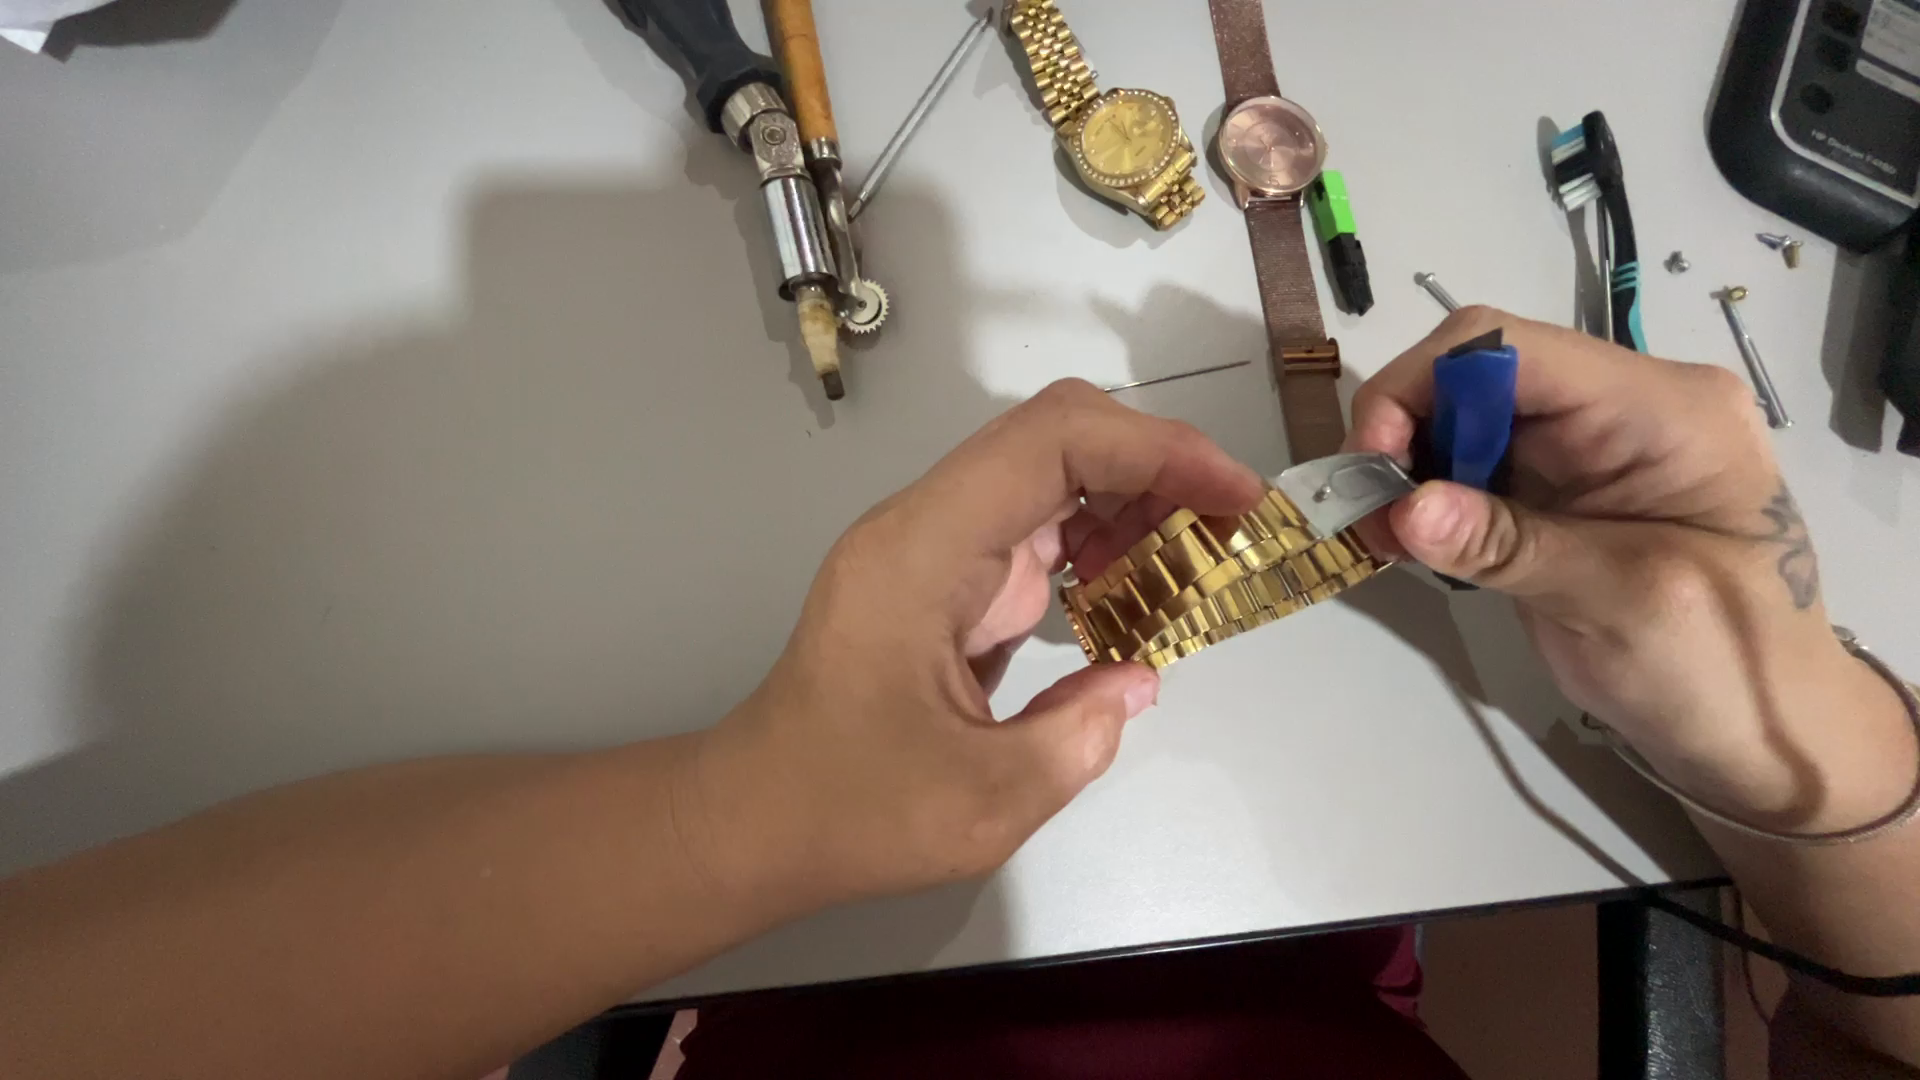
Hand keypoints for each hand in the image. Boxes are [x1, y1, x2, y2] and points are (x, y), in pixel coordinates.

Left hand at [675, 381, 1264, 919]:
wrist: (760, 812)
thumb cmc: (849, 809)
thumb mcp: (981, 801)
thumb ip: (1078, 736)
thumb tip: (1138, 679)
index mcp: (923, 551)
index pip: (1050, 442)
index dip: (1156, 449)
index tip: (1233, 494)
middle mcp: (925, 524)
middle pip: (1052, 437)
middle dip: (1152, 466)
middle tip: (1222, 530)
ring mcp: (931, 544)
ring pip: (1046, 474)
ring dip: (1127, 501)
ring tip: (1187, 563)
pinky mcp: (942, 572)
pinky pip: (1031, 526)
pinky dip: (1093, 541)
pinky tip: (1127, 591)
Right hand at [1346, 308, 1911, 829]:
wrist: (1750, 722)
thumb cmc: (1720, 662)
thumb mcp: (1619, 601)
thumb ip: (1509, 546)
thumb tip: (1404, 509)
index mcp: (1656, 409)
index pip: (1506, 347)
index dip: (1418, 386)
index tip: (1371, 461)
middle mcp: (1607, 407)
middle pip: (1462, 374)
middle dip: (1396, 431)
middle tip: (1368, 510)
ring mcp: (1566, 446)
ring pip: (1443, 418)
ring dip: (1396, 470)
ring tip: (1383, 538)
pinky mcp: (1533, 485)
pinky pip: (1449, 463)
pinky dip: (1410, 497)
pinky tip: (1404, 542)